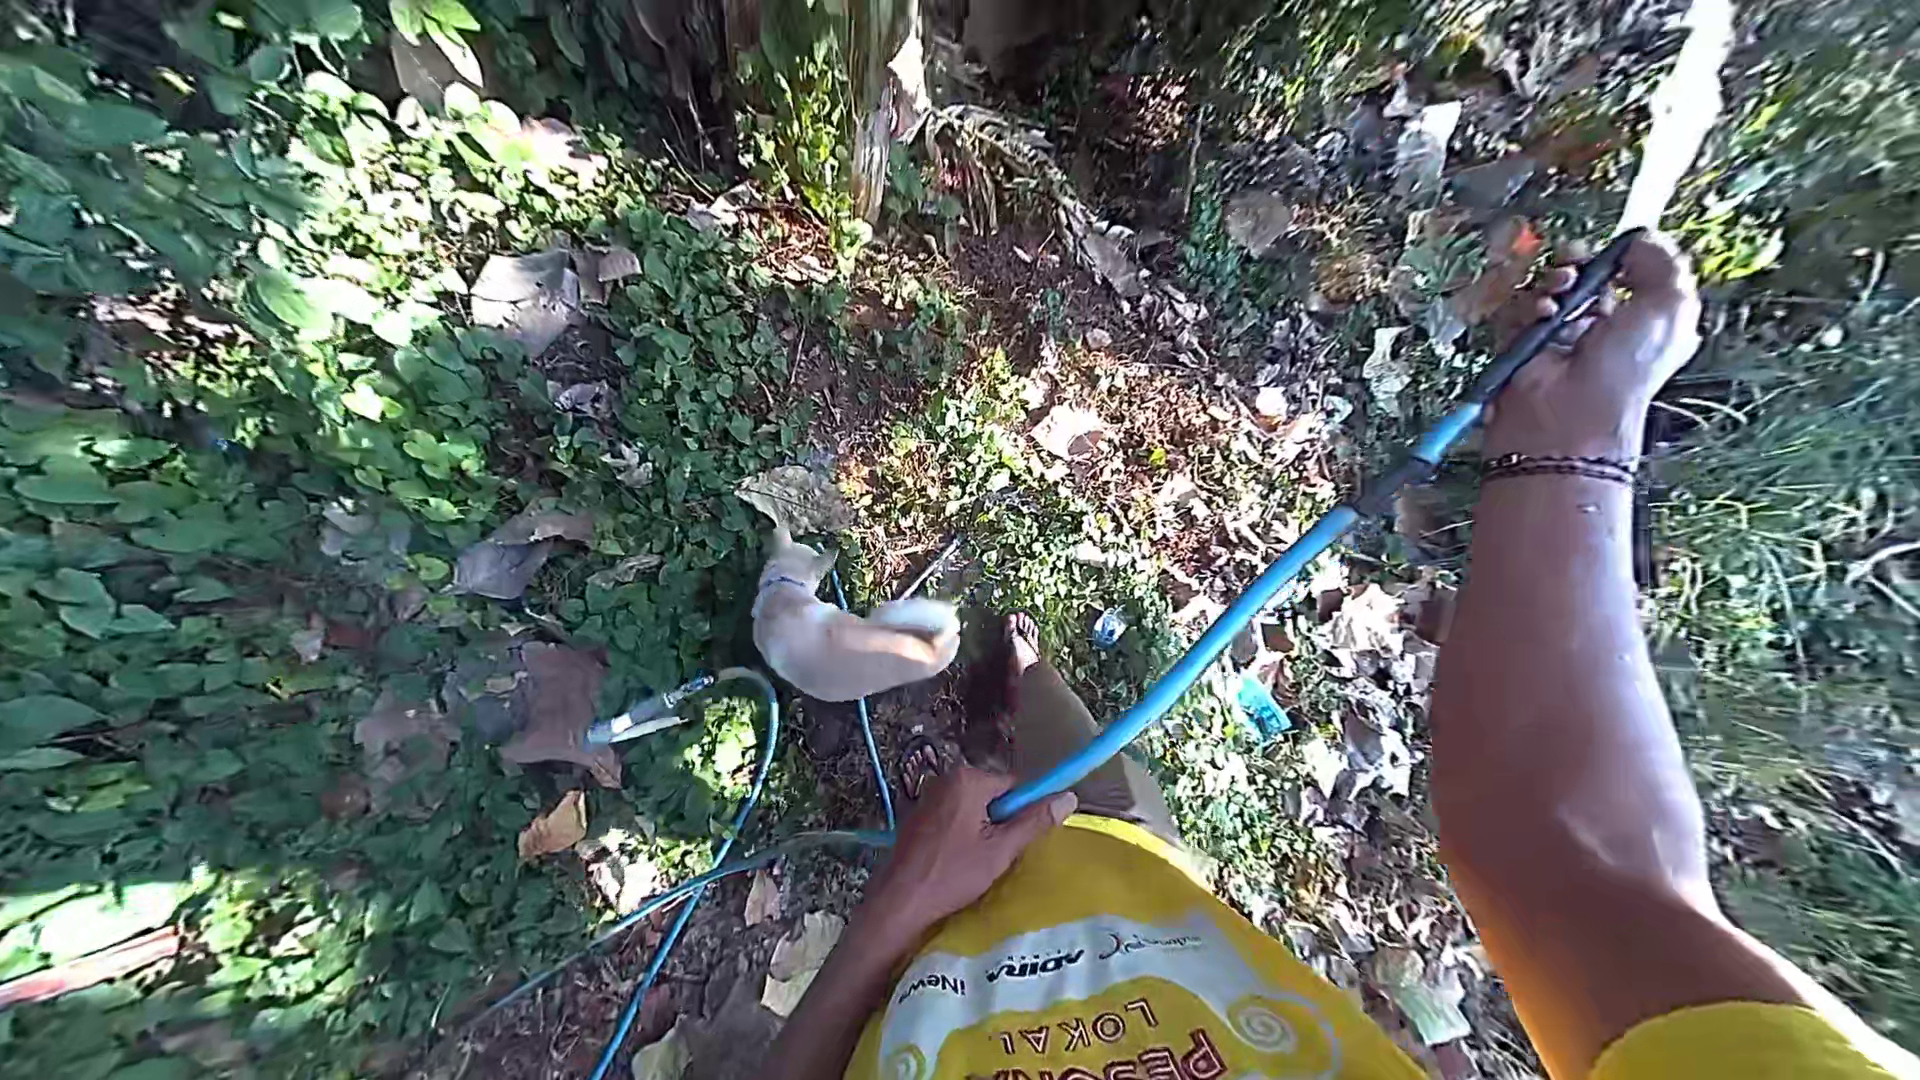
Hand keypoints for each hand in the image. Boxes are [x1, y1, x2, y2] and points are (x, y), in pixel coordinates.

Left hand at [860, 767, 1076, 938]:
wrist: (900, 900)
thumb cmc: (953, 874)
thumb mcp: (1001, 850)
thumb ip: (1034, 821)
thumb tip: (1069, 797)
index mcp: (968, 779)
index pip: (1014, 784)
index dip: (1022, 811)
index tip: (1020, 838)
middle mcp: (947, 777)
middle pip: (992, 793)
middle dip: (999, 820)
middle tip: (996, 854)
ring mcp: (930, 794)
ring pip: (973, 806)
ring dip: (981, 828)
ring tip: (975, 860)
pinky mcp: (919, 812)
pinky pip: (953, 813)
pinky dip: (961, 832)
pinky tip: (956, 859)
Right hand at [1484, 230, 1702, 460]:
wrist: (1567, 407)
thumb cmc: (1626, 368)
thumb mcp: (1671, 306)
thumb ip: (1662, 263)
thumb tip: (1638, 239)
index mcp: (1638, 318)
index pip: (1624, 275)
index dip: (1617, 257)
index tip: (1612, 247)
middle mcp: (1594, 325)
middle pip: (1580, 277)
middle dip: (1577, 263)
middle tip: (1574, 263)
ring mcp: (1553, 335)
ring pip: (1545, 291)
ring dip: (1551, 283)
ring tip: (1558, 291)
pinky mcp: (1516, 345)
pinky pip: (1516, 313)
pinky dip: (1526, 307)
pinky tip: (1540, 315)